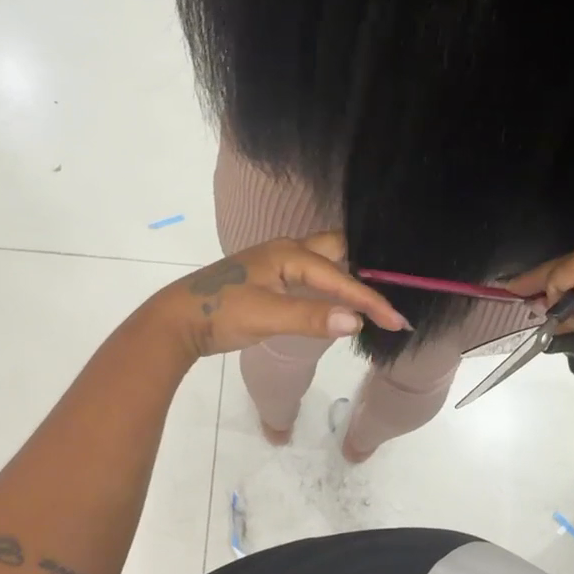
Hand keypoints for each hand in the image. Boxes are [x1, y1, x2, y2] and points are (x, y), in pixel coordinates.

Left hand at [149, 233, 410, 358]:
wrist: (177, 320)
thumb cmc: (221, 313)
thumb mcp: (266, 316)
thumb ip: (310, 317)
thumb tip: (355, 322)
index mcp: (288, 254)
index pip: (340, 277)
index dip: (370, 300)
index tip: (397, 322)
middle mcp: (285, 251)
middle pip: (337, 251)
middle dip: (366, 268)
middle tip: (392, 292)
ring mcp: (275, 265)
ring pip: (323, 262)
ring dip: (348, 275)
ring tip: (374, 295)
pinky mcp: (268, 280)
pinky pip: (311, 275)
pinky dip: (331, 285)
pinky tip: (337, 300)